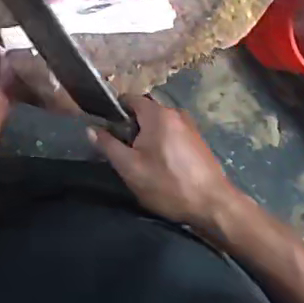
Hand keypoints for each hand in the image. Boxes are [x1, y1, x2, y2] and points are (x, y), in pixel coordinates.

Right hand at [88, 98, 242, 231]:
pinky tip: (160, 165)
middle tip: (122, 151)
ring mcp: (190, 126)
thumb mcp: (130, 168)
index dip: (114, 110)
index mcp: (158, 114)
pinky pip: (173, 133)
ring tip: (140, 161)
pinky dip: (162, 143)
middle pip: (145, 112)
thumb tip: (92, 129)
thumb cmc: (167, 184)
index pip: (130, 99)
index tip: (105, 128)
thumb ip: (108, 145)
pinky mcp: (198, 140)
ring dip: (147, 137)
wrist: (211, 203)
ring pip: (159, 124)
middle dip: (131, 127)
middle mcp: (176, 113)